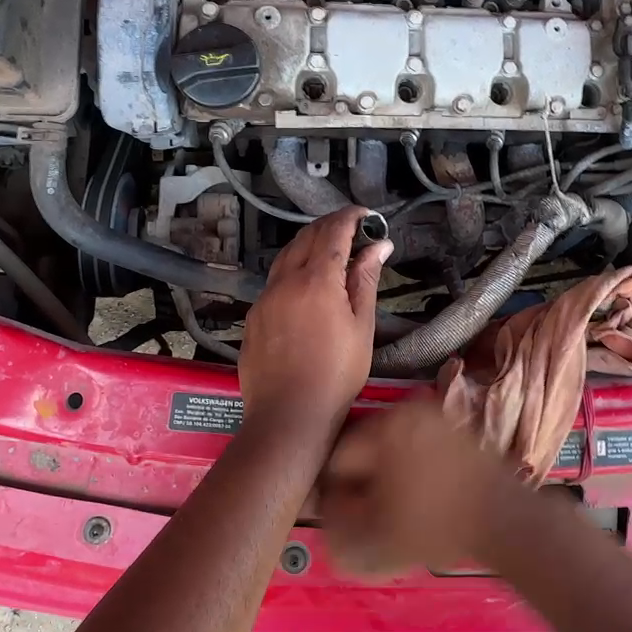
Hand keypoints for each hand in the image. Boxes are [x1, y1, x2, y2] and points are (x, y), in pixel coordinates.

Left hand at [239, 207, 390, 432]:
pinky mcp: (253, 316)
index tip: (366, 215)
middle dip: (330, 225)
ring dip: (308, 243)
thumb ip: (365, 281)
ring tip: (329, 248)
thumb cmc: (336, 374)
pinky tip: (304, 284)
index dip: (350, 217)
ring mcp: (265, 298)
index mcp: (317, 280)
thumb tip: (378, 246)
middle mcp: (286, 281)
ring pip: (285, 256)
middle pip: (306, 237)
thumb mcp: (361, 327)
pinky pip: (274, 280)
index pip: (333, 232)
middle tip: (352, 228)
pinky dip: (292, 268)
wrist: (287, 416)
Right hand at [320, 398, 526, 575]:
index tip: (340, 516)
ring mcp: (432, 415)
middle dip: (362, 479)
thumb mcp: (374, 540)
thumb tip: (327, 508)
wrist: (502, 518)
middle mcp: (404, 411)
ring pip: (392, 445)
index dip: (333, 491)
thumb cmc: (435, 526)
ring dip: (386, 471)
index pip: (337, 457)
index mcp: (380, 427)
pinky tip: (420, 495)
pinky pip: (418, 445)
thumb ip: (337, 523)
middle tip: (367, 513)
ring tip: (394, 507)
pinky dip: (412, 465)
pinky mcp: (453, 427)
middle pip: (365, 447)